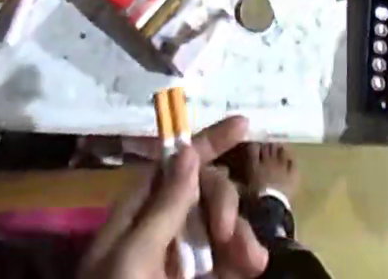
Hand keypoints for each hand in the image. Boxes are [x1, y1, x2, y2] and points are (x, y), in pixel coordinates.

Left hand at [79, 114, 269, 278]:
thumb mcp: (133, 259)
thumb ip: (163, 207)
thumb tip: (188, 151)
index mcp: (138, 213)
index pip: (175, 163)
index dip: (209, 141)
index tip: (245, 124)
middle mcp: (163, 229)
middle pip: (205, 190)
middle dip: (225, 203)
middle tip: (231, 237)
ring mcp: (183, 261)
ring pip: (222, 225)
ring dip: (241, 236)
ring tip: (254, 264)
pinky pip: (229, 261)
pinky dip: (243, 259)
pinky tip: (252, 269)